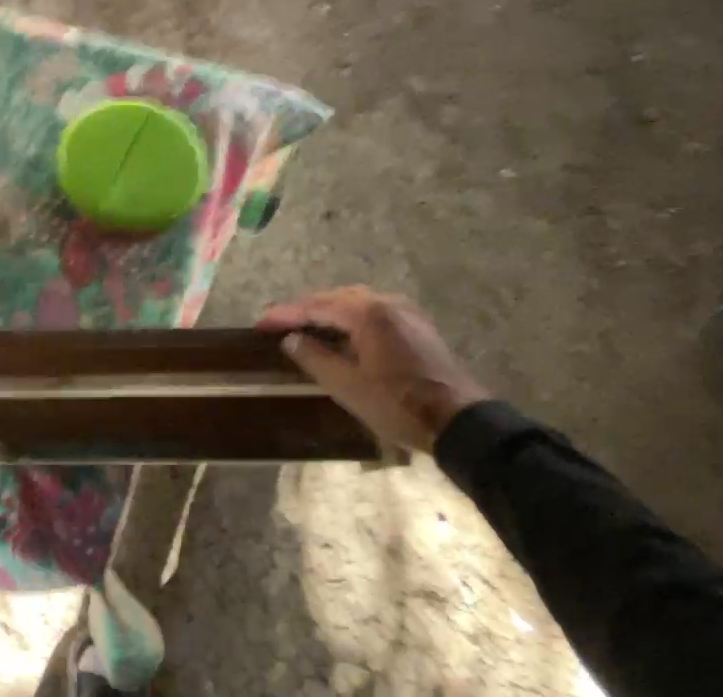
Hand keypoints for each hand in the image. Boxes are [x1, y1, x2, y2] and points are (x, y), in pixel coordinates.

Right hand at [257, 286, 491, 451]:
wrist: (462, 423)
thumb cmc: (399, 404)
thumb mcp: (347, 385)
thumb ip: (314, 357)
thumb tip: (291, 339)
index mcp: (368, 313)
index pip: (315, 306)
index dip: (285, 315)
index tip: (260, 324)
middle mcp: (388, 303)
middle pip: (336, 298)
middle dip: (306, 310)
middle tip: (279, 324)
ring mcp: (407, 313)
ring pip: (357, 303)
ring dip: (329, 312)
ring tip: (306, 327)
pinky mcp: (419, 328)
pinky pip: (375, 312)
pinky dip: (352, 318)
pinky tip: (342, 334)